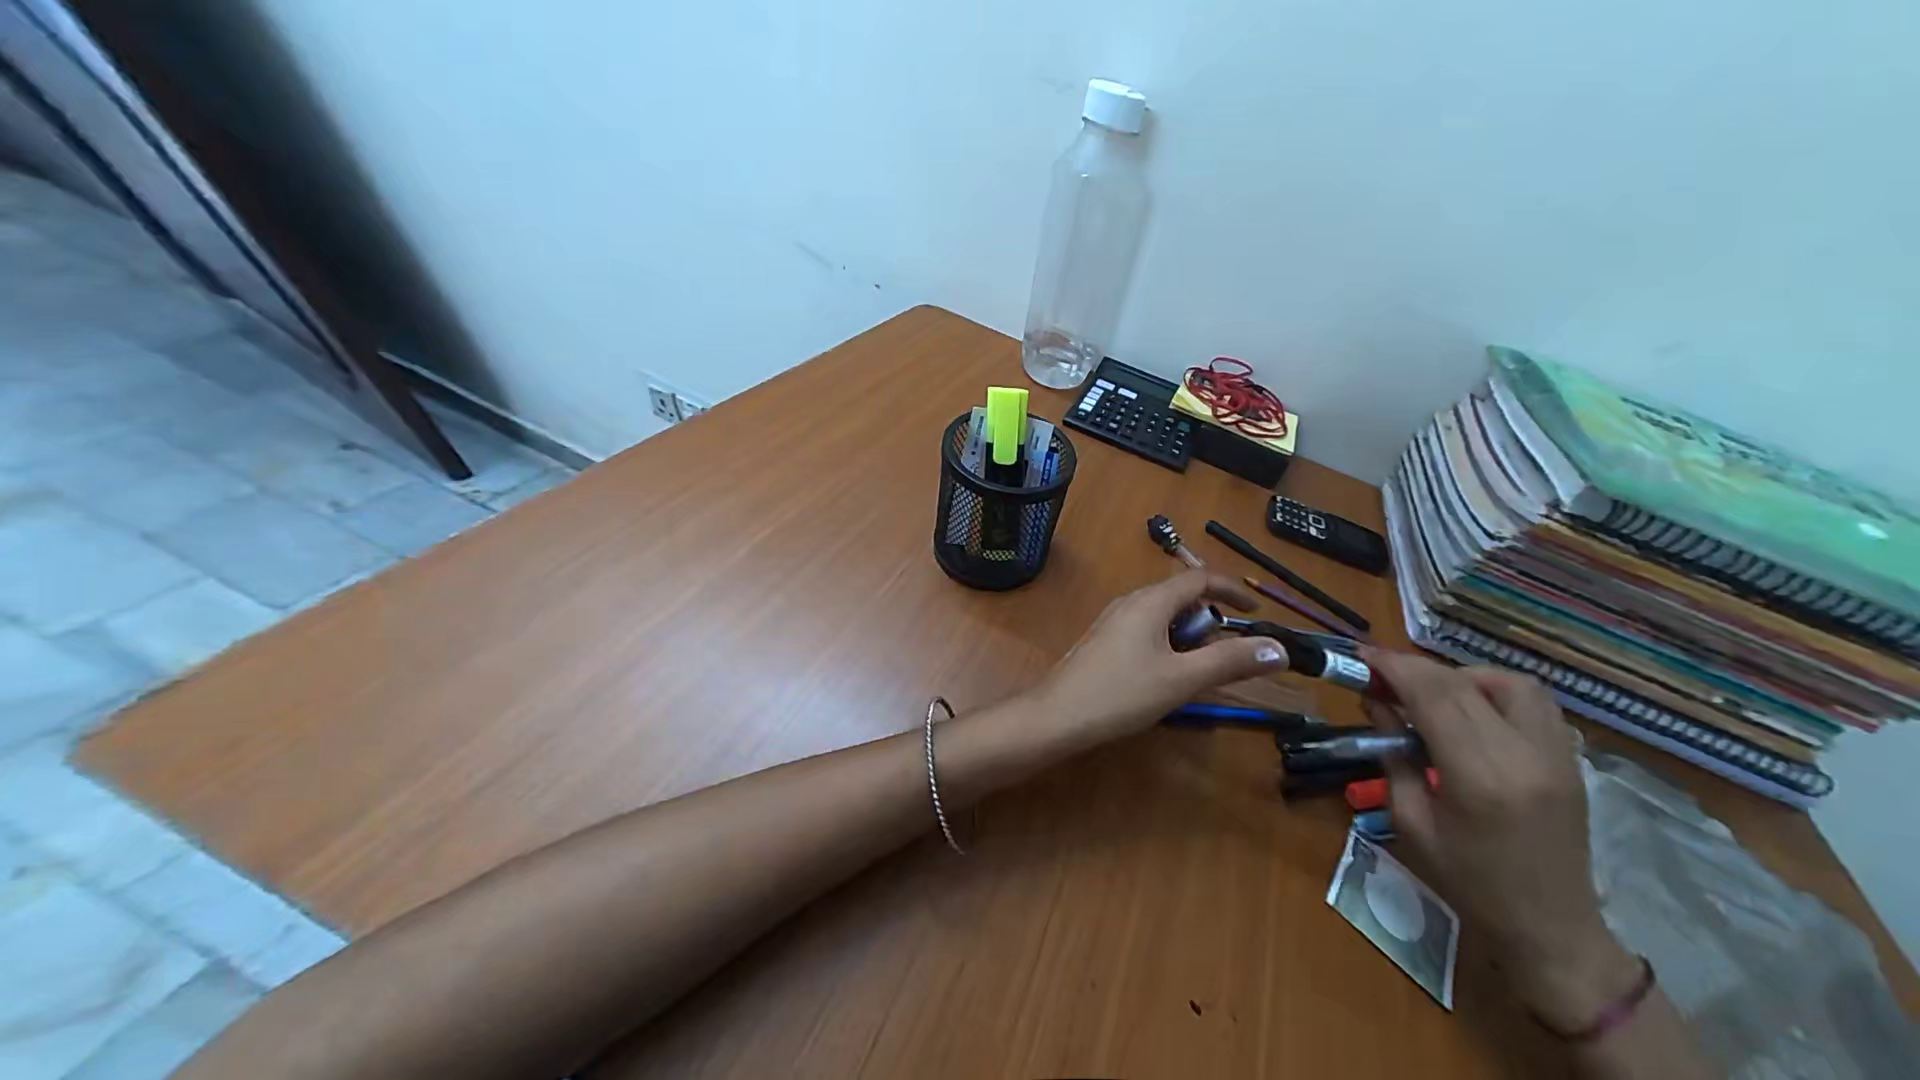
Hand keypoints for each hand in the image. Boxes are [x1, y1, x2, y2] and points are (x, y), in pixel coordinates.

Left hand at [1036, 571, 1286, 746]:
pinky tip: (1166, 678)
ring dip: (1189, 636)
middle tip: (1228, 654)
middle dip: (1210, 620)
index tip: (1257, 611)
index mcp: (1150, 602)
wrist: (1057, 716)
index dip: (1232, 590)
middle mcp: (1130, 603)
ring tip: (1199, 671)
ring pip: (1163, 617)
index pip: (1199, 579)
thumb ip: (1230, 661)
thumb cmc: (1121, 693)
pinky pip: (1146, 632)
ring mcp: (1112, 622)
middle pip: (1180, 597)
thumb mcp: (1182, 679)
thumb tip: (1278, 648)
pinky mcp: (1103, 642)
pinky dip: (1168, 645)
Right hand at [1363, 650, 1641, 1030]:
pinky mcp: (1570, 759)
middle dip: (1415, 667)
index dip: (1394, 667)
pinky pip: (1533, 702)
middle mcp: (1525, 756)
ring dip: (1462, 675)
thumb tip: (1377, 702)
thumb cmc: (1467, 881)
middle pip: (1465, 683)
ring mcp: (1557, 755)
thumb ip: (1394, 755)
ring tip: (1430, 692)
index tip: (1360, 656)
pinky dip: (1494, 690)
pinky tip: (1469, 708)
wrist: (1550, 927)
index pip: (1436, 696)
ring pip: (1509, 682)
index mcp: (1480, 778)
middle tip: (1379, 670)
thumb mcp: (1410, 820)